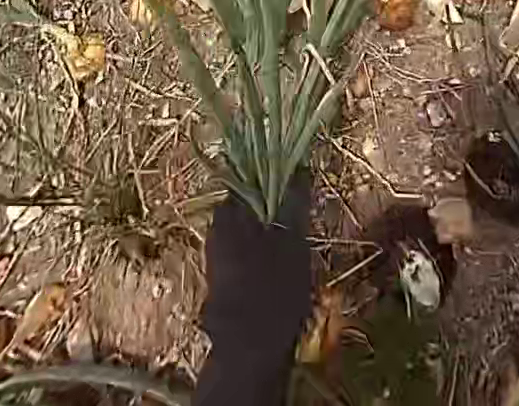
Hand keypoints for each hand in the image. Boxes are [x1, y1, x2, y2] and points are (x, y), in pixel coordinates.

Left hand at [194, 174, 312, 405]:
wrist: (251, 353)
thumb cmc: (272, 287)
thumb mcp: (292, 237)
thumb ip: (295, 198)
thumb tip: (300, 165)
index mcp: (227, 213)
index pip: (252, 177)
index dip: (277, 175)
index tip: (299, 181)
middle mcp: (215, 231)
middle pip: (250, 203)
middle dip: (275, 204)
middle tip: (302, 211)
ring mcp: (217, 257)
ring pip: (250, 228)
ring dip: (272, 228)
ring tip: (297, 239)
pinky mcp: (224, 280)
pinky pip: (247, 251)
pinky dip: (264, 250)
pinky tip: (283, 264)